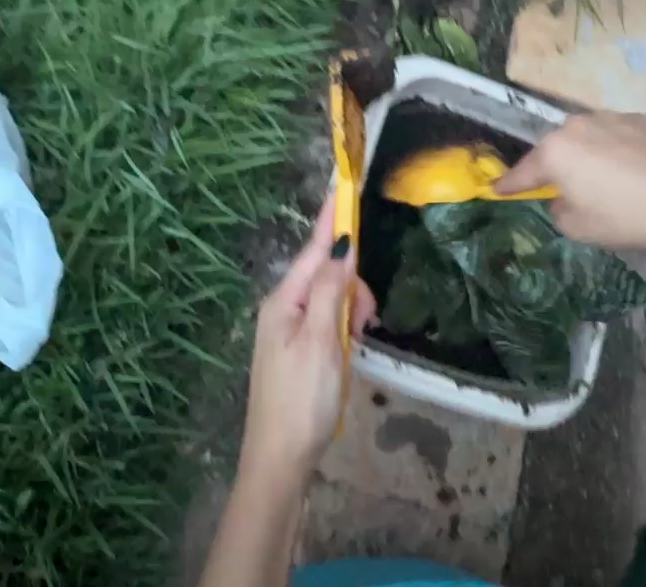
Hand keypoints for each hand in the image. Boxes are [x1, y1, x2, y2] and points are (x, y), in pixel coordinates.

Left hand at [239, 198, 376, 488]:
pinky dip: (344, 328)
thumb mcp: (321, 341)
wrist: (279, 461)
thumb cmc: (302, 399)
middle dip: (351, 285)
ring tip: (358, 342)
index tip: (343, 184)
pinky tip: (350, 350)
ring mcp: (289, 330)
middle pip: (326, 272)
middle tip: (366, 320)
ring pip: (331, 298)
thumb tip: (341, 246)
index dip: (332, 217)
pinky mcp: (299, 350)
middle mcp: (284, 308)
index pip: (314, 248)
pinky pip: (328, 321)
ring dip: (350, 310)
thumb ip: (332, 291)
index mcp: (285, 301)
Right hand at [495, 111, 645, 251]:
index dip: (510, 184)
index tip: (497, 189)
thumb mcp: (578, 228)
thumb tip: (564, 198)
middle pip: (557, 148)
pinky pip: (618, 136)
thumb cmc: (624, 217)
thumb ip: (559, 210)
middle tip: (563, 188)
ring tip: (606, 181)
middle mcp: (578, 125)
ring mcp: (612, 118)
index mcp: (555, 151)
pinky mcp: (644, 120)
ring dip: (589, 155)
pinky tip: (634, 172)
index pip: (524, 171)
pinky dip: (618, 150)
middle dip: (556, 166)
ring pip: (589, 138)